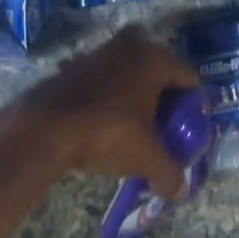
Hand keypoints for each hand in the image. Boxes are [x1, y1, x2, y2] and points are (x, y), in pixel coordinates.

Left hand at [16, 27, 203, 197]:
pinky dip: (111, 96)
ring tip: (135, 128)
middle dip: (165, 100)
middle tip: (165, 129)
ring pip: (131, 73)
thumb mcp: (145, 157)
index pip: (190, 78)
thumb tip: (181, 191)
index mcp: (156, 59)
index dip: (195, 105)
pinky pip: (106, 79)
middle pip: (161, 73)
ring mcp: (101, 52)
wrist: (43, 128)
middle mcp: (132, 46)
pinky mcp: (76, 64)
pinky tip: (106, 123)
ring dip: (137, 96)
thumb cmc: (106, 133)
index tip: (191, 129)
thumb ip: (169, 172)